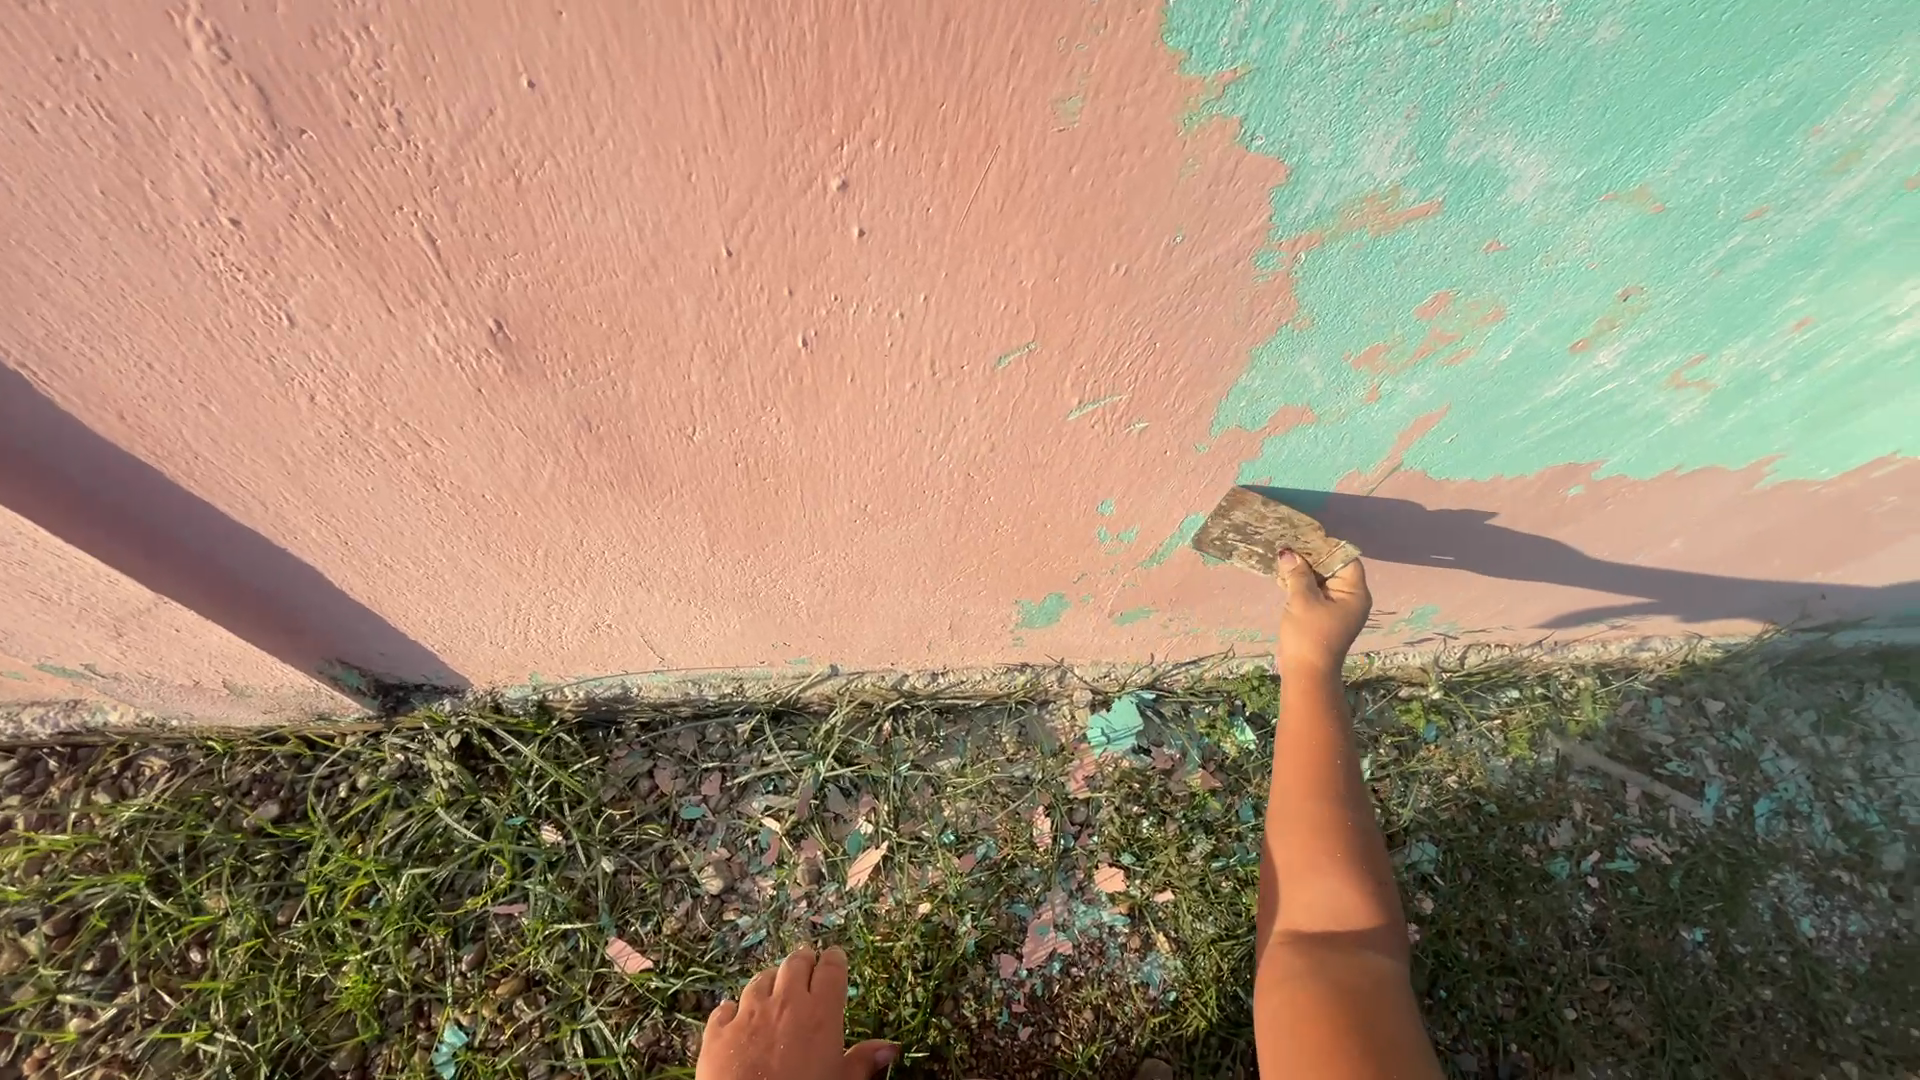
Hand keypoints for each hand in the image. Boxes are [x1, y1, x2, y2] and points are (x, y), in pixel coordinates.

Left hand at [696, 946, 897, 1079]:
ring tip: (775, 993)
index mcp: (820, 1012)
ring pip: (761, 979)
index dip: (834, 960)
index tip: (835, 960)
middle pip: (796, 962)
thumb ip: (862, 1062)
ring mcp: (748, 1013)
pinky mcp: (718, 1032)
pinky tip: (737, 1019)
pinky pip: (726, 1008)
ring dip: (770, 982)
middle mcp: (786, 1001)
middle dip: (803, 963)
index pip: (832, 967)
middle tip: (807, 972)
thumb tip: (890, 1047)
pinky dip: (733, 1010)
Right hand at [1275, 551, 1369, 676]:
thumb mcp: (1301, 600)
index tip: (1302, 537)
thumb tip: (1288, 553)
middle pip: (1333, 568)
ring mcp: (1336, 607)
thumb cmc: (1309, 635)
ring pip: (1321, 579)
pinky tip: (1283, 575)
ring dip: (1303, 570)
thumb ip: (1296, 574)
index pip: (1345, 559)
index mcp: (1354, 593)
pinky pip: (1314, 592)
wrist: (1307, 672)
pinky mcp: (1323, 615)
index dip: (1325, 547)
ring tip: (1282, 556)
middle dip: (1310, 557)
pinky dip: (1300, 583)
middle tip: (1288, 544)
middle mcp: (1350, 598)